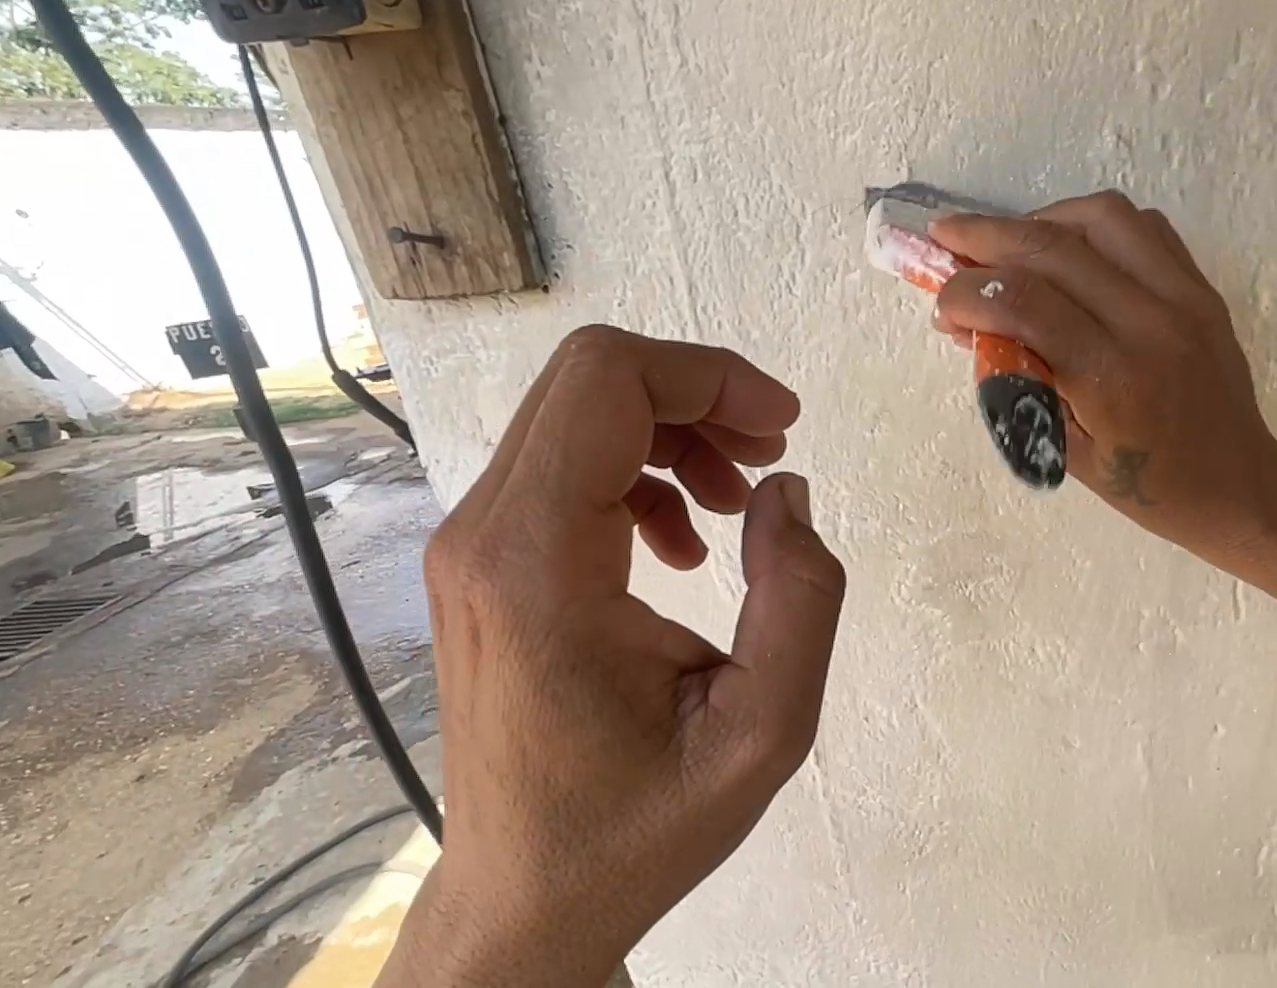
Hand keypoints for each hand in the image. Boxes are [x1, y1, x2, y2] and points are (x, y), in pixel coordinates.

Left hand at [385, 326, 846, 986]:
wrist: (525, 900)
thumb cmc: (640, 826)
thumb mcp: (763, 730)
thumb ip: (801, 597)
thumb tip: (784, 491)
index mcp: (538, 563)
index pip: (606, 382)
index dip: (710, 376)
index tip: (783, 426)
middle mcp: (484, 534)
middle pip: (591, 380)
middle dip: (700, 394)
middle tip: (771, 449)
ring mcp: (475, 546)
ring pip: (579, 414)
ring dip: (676, 433)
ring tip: (738, 500)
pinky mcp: (488, 563)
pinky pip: (568, 465)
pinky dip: (642, 473)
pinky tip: (687, 542)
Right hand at [932, 191, 1276, 566]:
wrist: (1238, 485)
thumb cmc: (1147, 485)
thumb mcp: (1065, 450)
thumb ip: (1015, 383)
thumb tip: (967, 324)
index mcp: (1111, 379)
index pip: (1025, 303)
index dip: (969, 290)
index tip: (941, 298)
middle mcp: (1149, 324)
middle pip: (1054, 248)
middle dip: (986, 236)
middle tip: (946, 236)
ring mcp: (1183, 297)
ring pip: (1100, 218)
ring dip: (1040, 219)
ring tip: (1007, 241)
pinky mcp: (1201, 287)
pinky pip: (1142, 226)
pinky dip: (1092, 224)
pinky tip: (1068, 248)